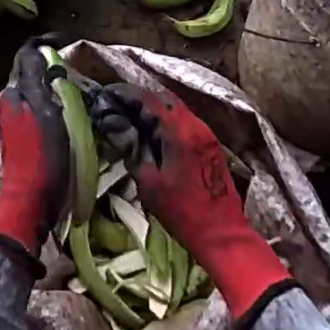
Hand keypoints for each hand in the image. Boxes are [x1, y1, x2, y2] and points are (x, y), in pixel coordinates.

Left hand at [0, 37, 71, 265]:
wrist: (29, 203)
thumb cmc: (41, 156)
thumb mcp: (46, 113)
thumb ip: (39, 81)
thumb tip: (39, 51)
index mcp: (15, 92)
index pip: (26, 55)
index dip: (44, 44)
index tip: (66, 40)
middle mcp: (11, 102)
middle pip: (30, 72)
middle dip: (50, 63)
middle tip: (77, 65)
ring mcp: (16, 120)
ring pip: (35, 90)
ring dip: (52, 83)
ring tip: (77, 84)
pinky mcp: (24, 136)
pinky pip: (39, 107)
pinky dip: (53, 101)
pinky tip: (68, 109)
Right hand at [91, 81, 293, 322]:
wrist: (223, 235)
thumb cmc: (182, 211)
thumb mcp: (148, 180)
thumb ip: (131, 146)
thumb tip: (110, 121)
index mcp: (180, 132)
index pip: (148, 100)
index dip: (125, 94)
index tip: (106, 95)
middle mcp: (196, 125)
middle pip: (163, 100)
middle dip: (138, 99)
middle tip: (116, 105)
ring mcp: (206, 134)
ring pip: (175, 110)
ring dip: (152, 110)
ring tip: (130, 117)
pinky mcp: (210, 144)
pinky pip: (184, 122)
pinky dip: (165, 121)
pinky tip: (151, 132)